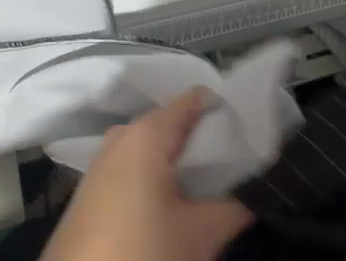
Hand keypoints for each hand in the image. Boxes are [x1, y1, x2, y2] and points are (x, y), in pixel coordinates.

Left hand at [41, 89, 254, 260]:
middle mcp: (121, 136)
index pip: (194, 100)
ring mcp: (101, 163)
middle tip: (239, 167)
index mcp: (146, 133)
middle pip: (174, 125)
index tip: (252, 129)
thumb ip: (234, 207)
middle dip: (205, 143)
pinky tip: (174, 207)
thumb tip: (253, 196)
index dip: (226, 110)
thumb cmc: (141, 251)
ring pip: (153, 151)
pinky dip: (157, 180)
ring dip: (181, 166)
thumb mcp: (199, 235)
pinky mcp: (92, 191)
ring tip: (211, 189)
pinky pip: (134, 170)